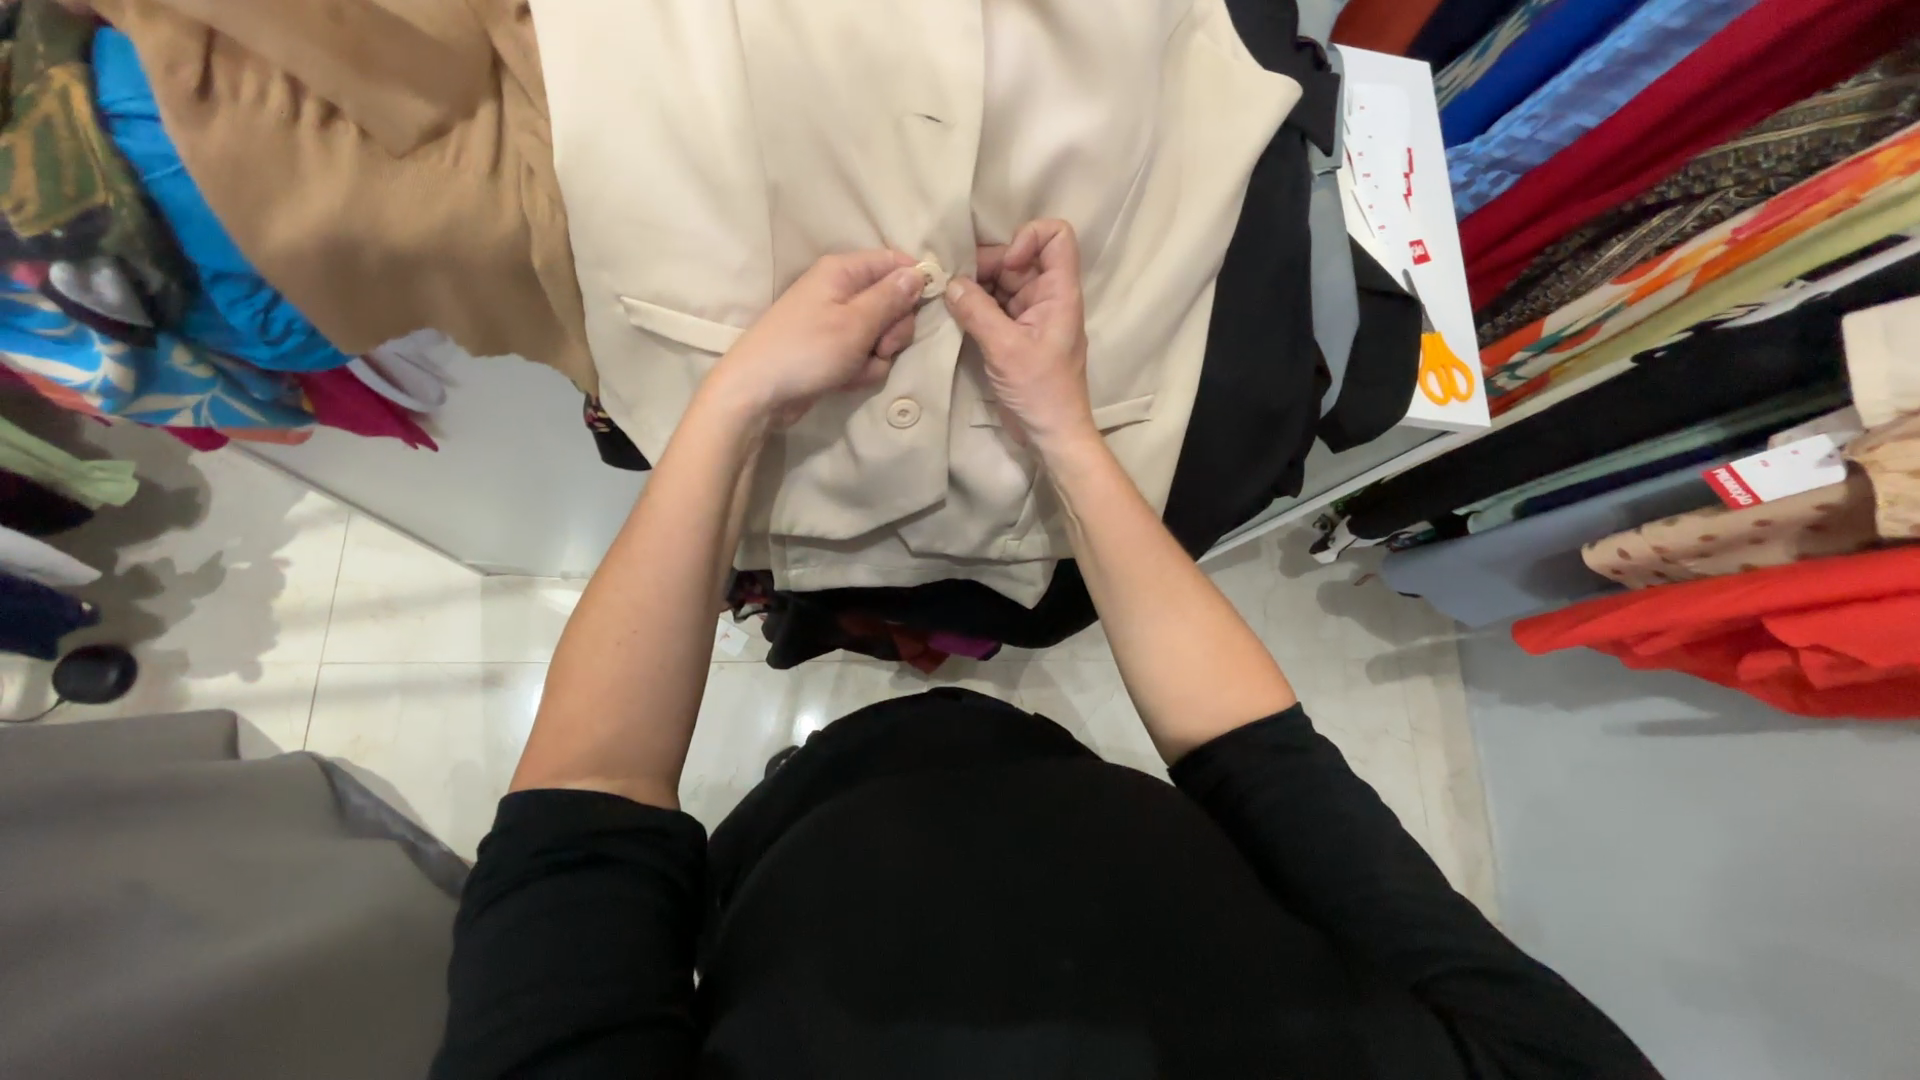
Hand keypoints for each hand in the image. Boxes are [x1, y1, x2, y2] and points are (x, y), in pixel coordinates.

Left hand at [707, 250, 925, 425]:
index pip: (894, 262)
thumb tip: (919, 274)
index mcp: (843, 271)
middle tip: (881, 347)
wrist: (758, 393)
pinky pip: (865, 357)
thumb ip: (891, 298)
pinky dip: (861, 370)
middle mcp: (841, 291)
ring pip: (882, 336)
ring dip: (877, 357)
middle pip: (893, 303)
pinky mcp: (834, 351)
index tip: (924, 308)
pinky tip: (845, 380)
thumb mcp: (856, 323)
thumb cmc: (806, 350)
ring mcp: (838, 323)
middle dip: (894, 330)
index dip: (914, 283)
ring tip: (855, 367)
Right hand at [942, 219, 1095, 453]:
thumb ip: (977, 311)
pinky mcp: (1014, 335)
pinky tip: (952, 313)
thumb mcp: (1006, 349)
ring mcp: (1030, 316)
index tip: (1005, 265)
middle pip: (1017, 258)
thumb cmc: (1040, 390)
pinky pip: (993, 307)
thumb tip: (951, 283)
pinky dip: (974, 305)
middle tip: (954, 283)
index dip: (1028, 237)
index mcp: (1059, 292)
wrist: (1051, 434)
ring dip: (975, 286)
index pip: (1056, 236)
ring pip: (1001, 282)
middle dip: (986, 265)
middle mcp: (1046, 297)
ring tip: (947, 297)